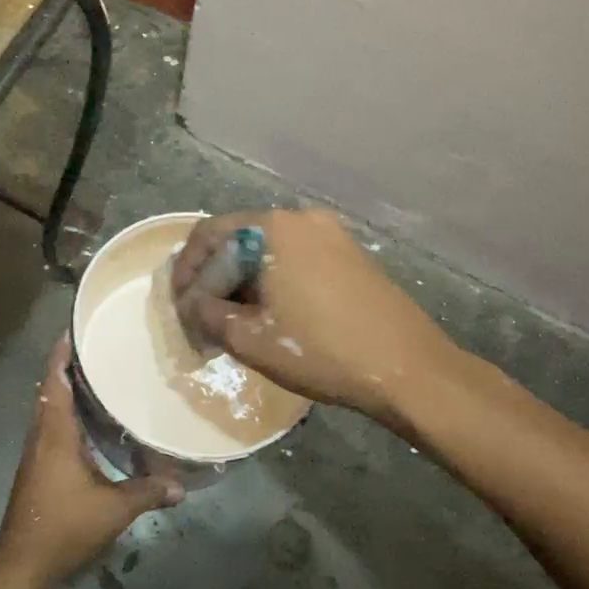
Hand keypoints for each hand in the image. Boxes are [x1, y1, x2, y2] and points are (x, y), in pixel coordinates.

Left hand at [0, 335, 183, 586]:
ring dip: (65, 391)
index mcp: (55, 432)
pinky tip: (86, 424)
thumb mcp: (113, 508)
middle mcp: (41, 434)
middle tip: (96, 350)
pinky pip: (49, 427)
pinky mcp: (36, 468)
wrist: (24, 561)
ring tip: (95, 379)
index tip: (73, 330)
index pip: (55, 380)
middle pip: (50, 390)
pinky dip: (64, 414)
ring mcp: (35, 452)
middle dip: (67, 368)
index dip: (61, 354)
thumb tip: (181, 486)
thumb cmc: (65, 525)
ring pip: (48, 409)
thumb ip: (146, 492)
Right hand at [170, 208, 458, 421]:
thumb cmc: (321, 351)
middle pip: (236, 239)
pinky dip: (273, 280)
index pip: (207, 237)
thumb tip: (194, 305)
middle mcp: (299, 218)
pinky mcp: (349, 254)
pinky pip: (294, 258)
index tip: (179, 308)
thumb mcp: (249, 338)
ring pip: (265, 250)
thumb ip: (206, 314)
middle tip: (202, 316)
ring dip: (242, 281)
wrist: (409, 371)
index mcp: (271, 228)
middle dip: (213, 278)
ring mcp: (330, 233)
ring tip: (233, 320)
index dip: (185, 273)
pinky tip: (271, 314)